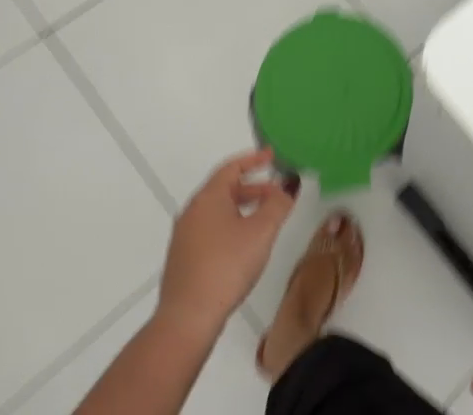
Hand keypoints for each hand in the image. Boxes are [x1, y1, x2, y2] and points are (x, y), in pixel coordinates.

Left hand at [156, 149, 296, 332]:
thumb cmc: (227, 265)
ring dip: (243, 208)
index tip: (273, 157)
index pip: (231, 168)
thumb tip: (288, 185)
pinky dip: (231, 225)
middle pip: (224, 189)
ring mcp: (185, 236)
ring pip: (218, 211)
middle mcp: (192, 211)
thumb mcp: (261, 231)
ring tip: (266, 220)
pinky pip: (211, 229)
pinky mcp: (184, 257)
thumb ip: (278, 204)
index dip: (254, 159)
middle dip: (253, 187)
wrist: (188, 316)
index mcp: (208, 198)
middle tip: (277, 193)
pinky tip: (245, 245)